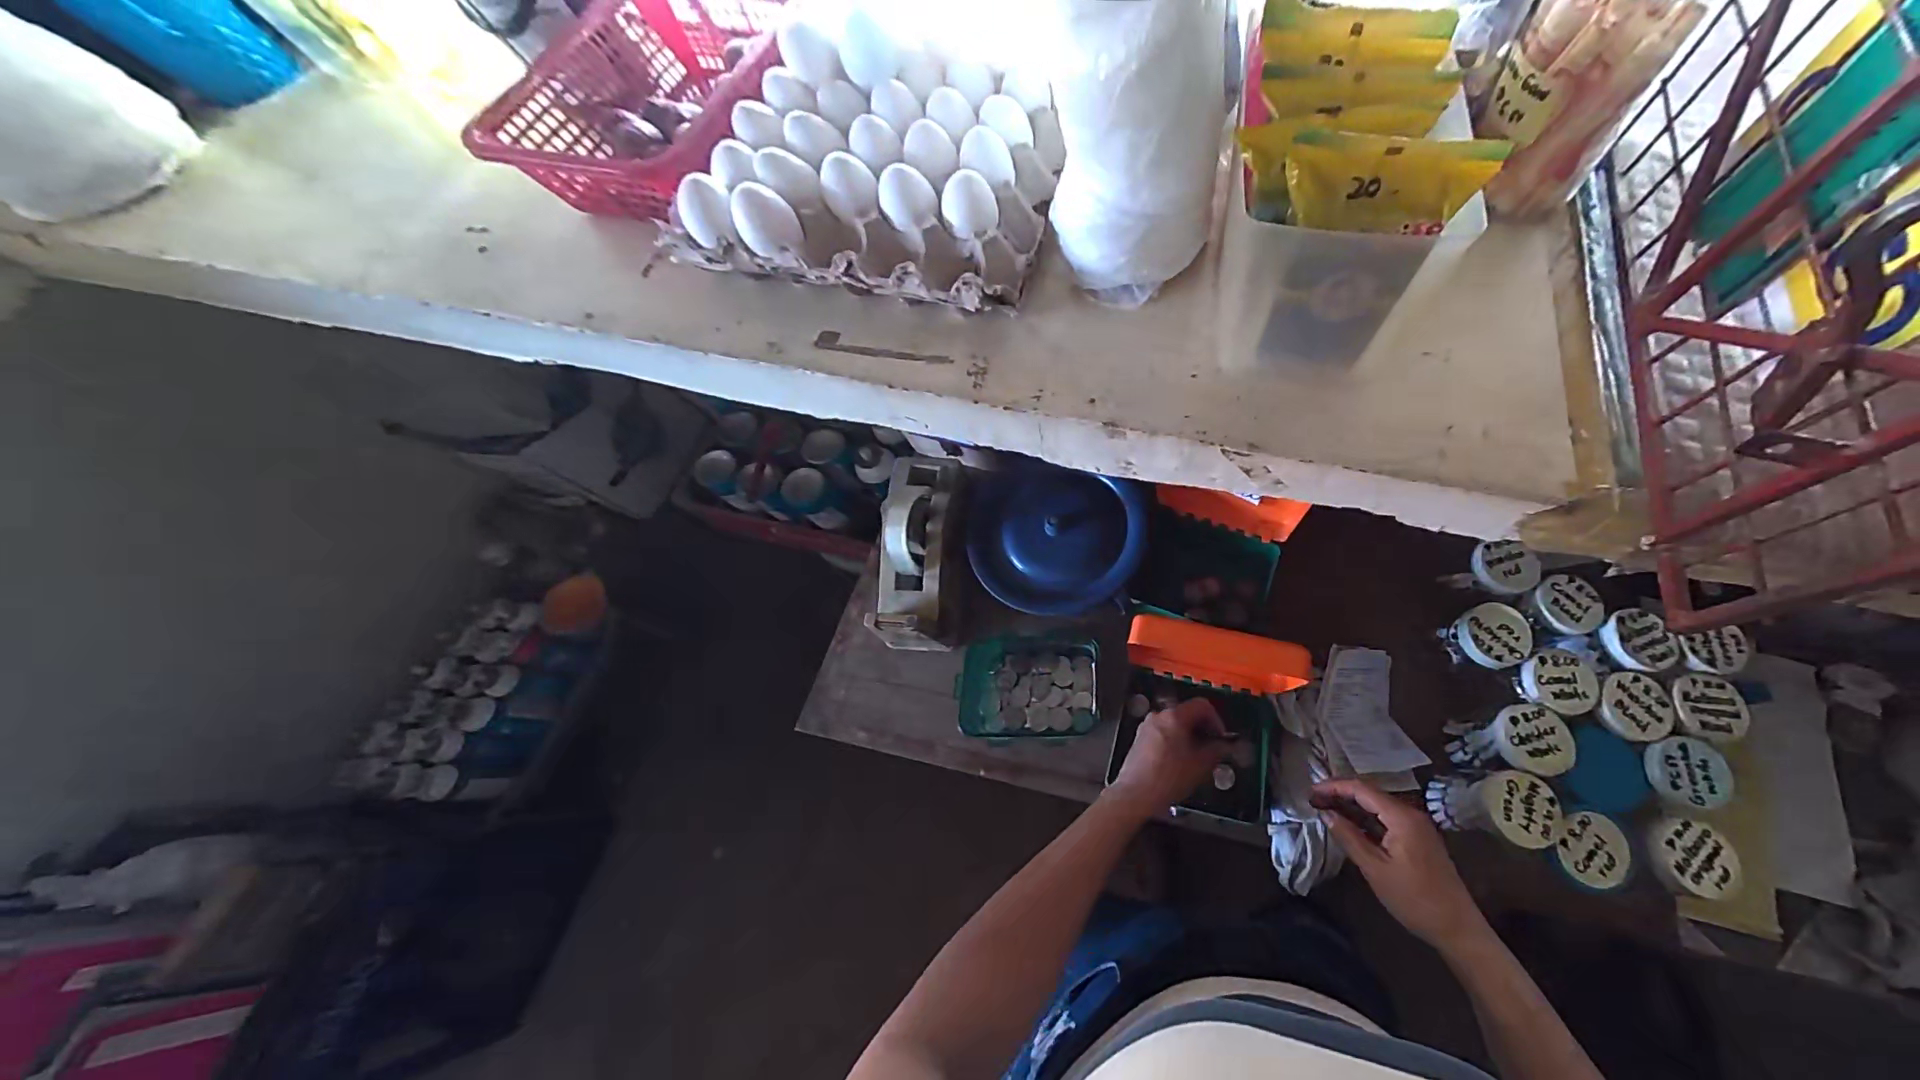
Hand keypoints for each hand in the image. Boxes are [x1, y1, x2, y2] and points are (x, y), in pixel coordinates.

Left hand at [1107, 699, 1230, 818]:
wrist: (1136, 793)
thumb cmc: (1166, 778)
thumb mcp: (1201, 765)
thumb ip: (1218, 750)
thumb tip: (1225, 745)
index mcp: (1174, 717)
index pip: (1202, 705)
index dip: (1217, 720)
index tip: (1221, 736)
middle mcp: (1158, 716)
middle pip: (1188, 714)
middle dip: (1203, 730)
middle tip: (1212, 748)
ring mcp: (1147, 726)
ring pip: (1175, 724)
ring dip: (1190, 736)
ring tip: (1197, 757)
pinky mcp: (1141, 738)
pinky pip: (1163, 732)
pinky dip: (1175, 741)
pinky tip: (1180, 761)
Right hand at [1311, 778, 1489, 952]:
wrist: (1459, 929)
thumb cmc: (1415, 899)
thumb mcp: (1374, 868)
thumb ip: (1349, 837)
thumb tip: (1327, 814)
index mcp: (1402, 818)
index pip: (1361, 789)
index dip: (1333, 786)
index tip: (1310, 791)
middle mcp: (1412, 814)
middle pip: (1370, 792)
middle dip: (1340, 792)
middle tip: (1314, 799)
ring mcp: (1418, 826)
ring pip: (1378, 805)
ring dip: (1351, 804)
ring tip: (1326, 807)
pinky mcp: (1419, 838)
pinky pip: (1387, 817)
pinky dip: (1365, 816)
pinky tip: (1350, 823)